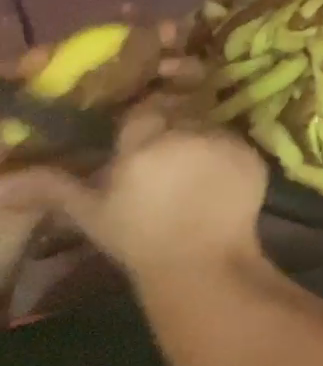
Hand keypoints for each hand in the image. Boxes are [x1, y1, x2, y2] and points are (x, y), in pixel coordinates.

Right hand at [0, 103, 266, 278]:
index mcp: (147, 144)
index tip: (136, 128)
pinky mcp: (255, 152)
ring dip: (196, 138)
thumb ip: (52, 187)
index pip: (146, 108)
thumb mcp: (89, 212)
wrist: (201, 256)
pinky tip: (209, 178)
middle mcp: (191, 134)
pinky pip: (235, 142)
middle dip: (170, 125)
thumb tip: (4, 180)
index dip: (142, 114)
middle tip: (159, 154)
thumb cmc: (136, 236)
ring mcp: (228, 141)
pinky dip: (221, 153)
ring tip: (182, 171)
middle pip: (182, 112)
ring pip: (209, 125)